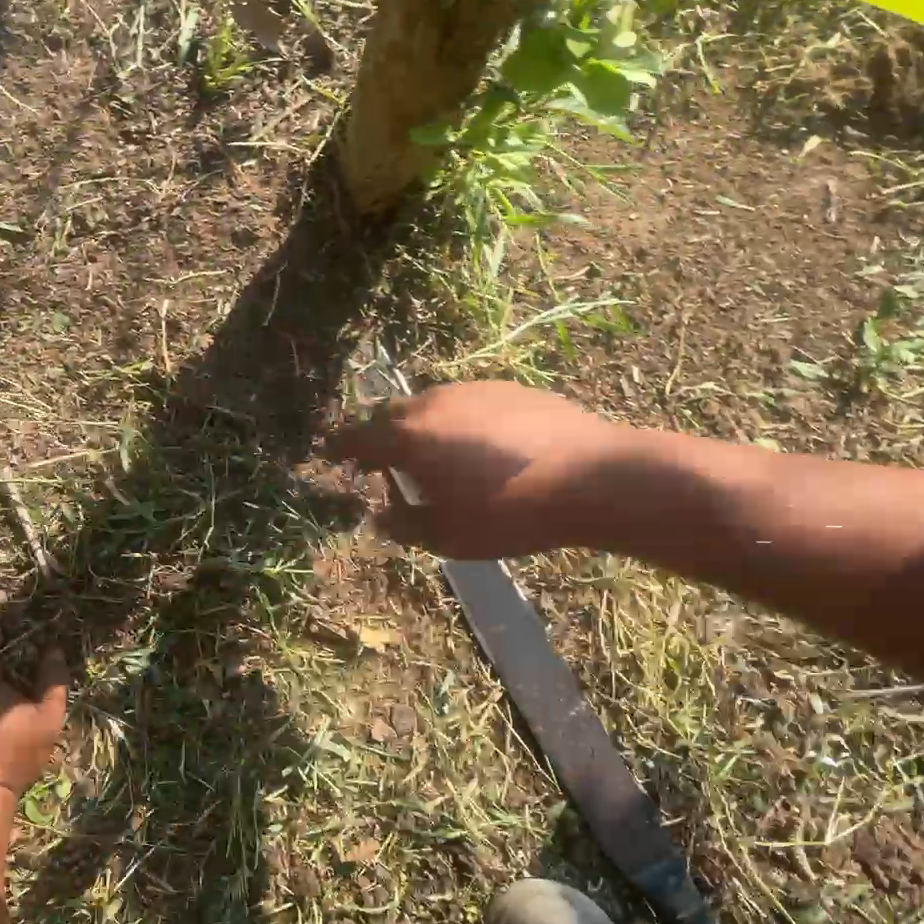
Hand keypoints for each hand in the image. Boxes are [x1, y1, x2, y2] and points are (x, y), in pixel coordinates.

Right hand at [327, 381, 641, 558]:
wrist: (593, 479)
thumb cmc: (508, 515)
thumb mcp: (446, 536)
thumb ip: (403, 526)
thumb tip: (381, 517)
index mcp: (407, 439)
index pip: (354, 438)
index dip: (338, 448)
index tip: (330, 454)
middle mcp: (431, 404)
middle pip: (389, 415)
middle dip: (380, 438)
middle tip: (388, 467)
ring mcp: (470, 390)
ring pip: (428, 405)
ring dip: (421, 429)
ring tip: (440, 461)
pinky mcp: (506, 387)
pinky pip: (465, 403)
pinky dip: (458, 422)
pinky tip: (483, 450)